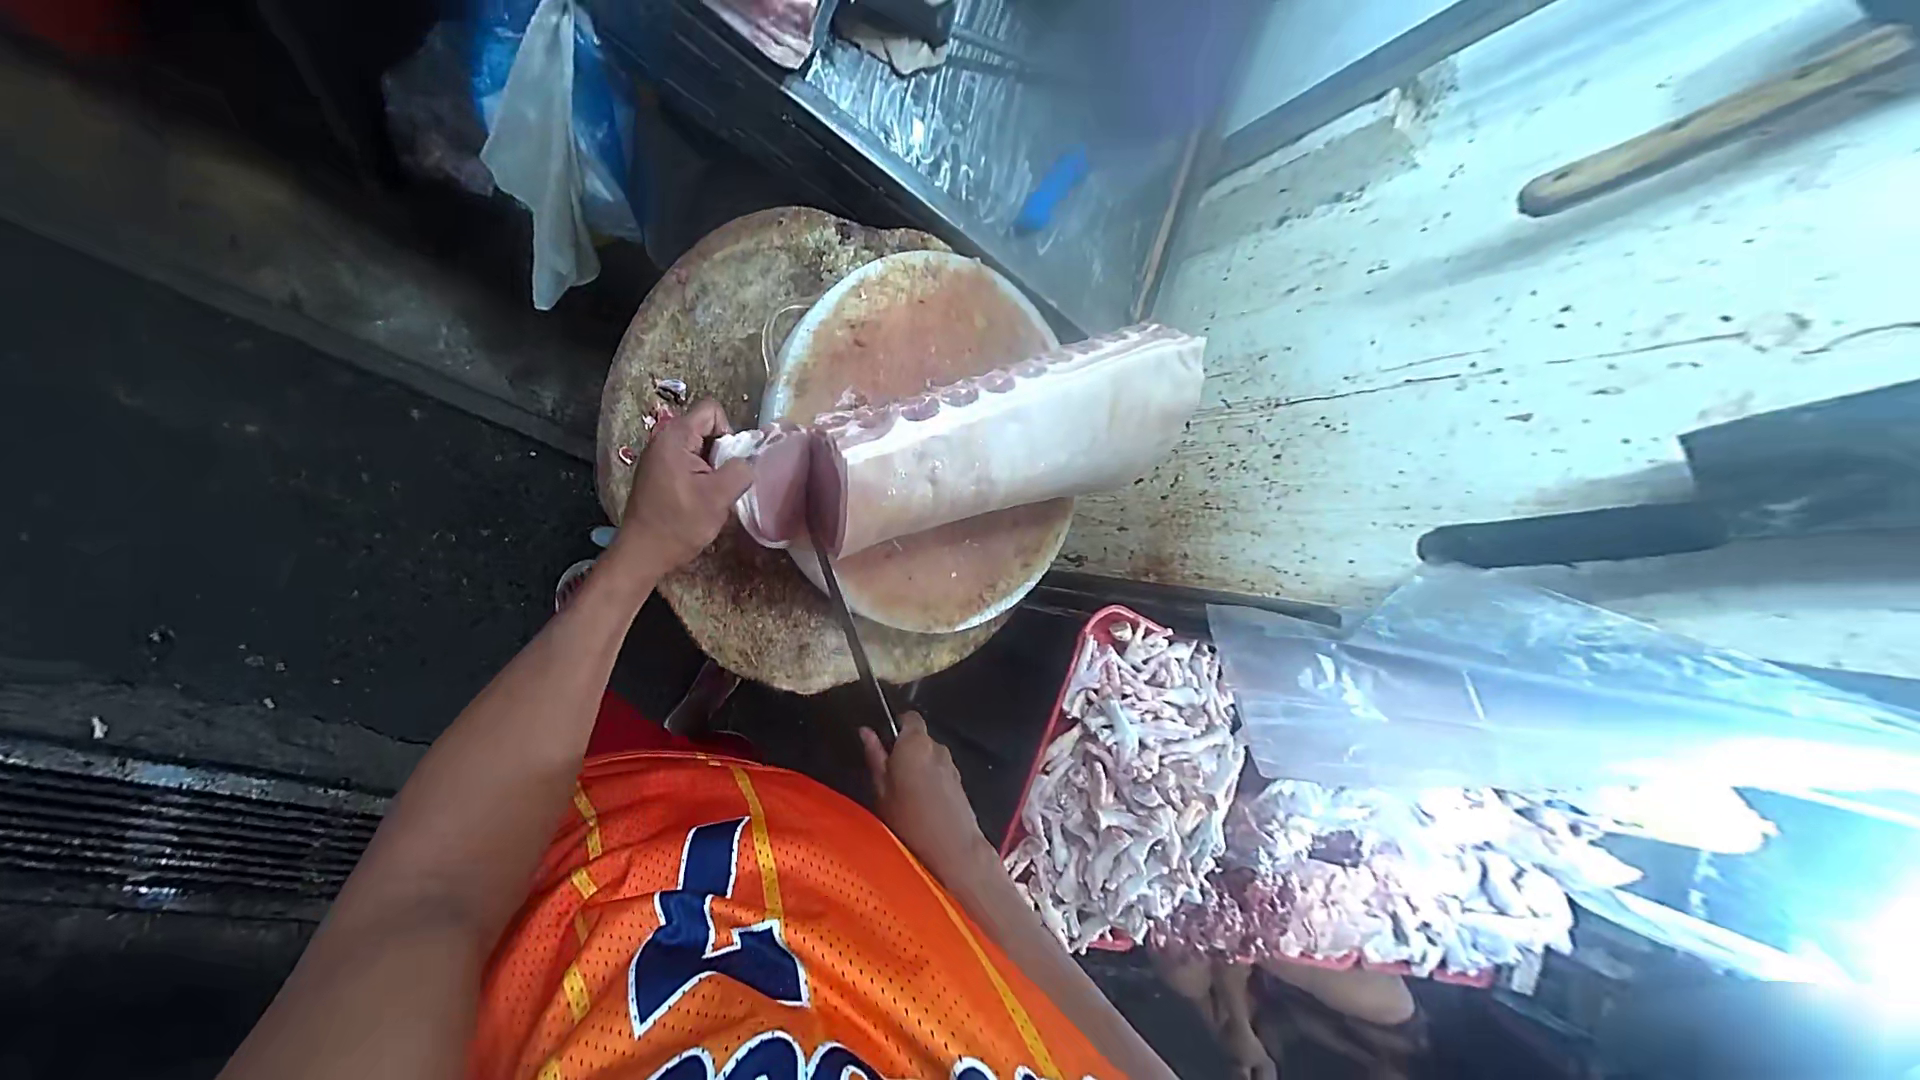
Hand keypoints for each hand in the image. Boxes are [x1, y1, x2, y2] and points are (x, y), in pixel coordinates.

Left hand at [611, 399, 753, 577]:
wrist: (644, 553)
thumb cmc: (680, 523)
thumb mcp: (719, 496)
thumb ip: (740, 470)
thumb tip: (747, 463)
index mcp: (675, 437)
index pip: (712, 411)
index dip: (729, 432)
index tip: (727, 464)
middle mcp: (664, 440)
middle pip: (707, 429)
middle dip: (722, 453)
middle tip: (721, 483)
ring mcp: (660, 458)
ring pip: (701, 449)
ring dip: (714, 469)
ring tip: (711, 495)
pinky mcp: (660, 474)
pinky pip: (690, 463)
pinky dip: (701, 478)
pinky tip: (700, 501)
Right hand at [860, 712, 993, 880]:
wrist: (954, 850)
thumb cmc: (910, 821)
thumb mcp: (882, 791)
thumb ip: (875, 757)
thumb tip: (866, 732)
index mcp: (915, 743)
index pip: (909, 716)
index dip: (896, 725)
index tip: (884, 742)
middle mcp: (937, 747)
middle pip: (919, 738)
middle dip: (905, 750)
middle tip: (890, 775)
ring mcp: (951, 764)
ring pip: (930, 756)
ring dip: (919, 766)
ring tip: (906, 795)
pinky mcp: (960, 781)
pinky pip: (940, 771)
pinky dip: (931, 780)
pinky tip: (923, 805)